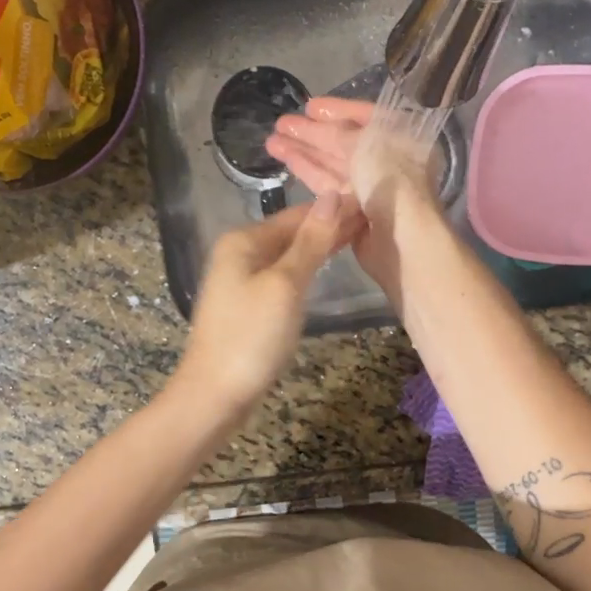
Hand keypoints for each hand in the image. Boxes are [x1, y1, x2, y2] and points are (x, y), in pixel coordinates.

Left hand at [174, 195, 356, 409]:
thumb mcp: (286, 285)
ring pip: (287, 256)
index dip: (335, 210)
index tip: (372, 206)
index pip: (298, 214)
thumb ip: (311, 242)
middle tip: (374, 223)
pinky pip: (281, 278)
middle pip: (291, 233)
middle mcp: (238, 254)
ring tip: (359, 240)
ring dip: (319, 248)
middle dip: (329, 227)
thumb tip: (333, 196)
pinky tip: (324, 272)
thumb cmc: (251, 337)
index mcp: (243, 241)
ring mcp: (240, 282)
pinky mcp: (246, 307)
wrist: (216, 394)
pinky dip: (305, 271)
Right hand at [265, 97, 447, 305]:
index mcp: (401, 140)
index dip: (338, 110)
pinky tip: (287, 161)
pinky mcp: (353, 213)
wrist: (401, 241)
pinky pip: (328, 188)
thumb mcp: (366, 146)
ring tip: (272, 142)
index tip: (309, 107)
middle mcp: (386, 162)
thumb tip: (317, 125)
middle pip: (344, 143)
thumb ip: (339, 133)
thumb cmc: (390, 183)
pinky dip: (309, 173)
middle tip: (281, 124)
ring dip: (303, 152)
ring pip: (332, 165)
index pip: (367, 118)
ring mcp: (369, 189)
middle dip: (312, 133)